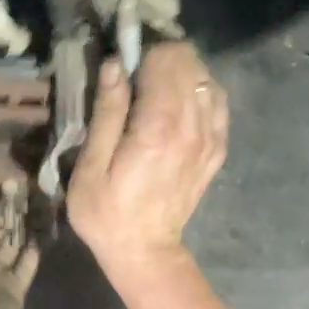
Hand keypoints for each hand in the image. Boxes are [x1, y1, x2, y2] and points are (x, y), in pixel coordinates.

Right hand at [66, 43, 228, 273]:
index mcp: (159, 126)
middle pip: (188, 60)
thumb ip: (107, 112)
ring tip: (154, 97)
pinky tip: (176, 110)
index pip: (163, 58)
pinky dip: (197, 94)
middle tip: (135, 83)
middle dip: (160, 61)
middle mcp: (193, 124)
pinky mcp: (217, 148)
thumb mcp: (91, 167)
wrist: (144, 251)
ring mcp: (211, 136)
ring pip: (204, 76)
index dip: (140, 56)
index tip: (122, 73)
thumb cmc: (107, 214)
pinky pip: (216, 101)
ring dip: (180, 76)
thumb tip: (115, 65)